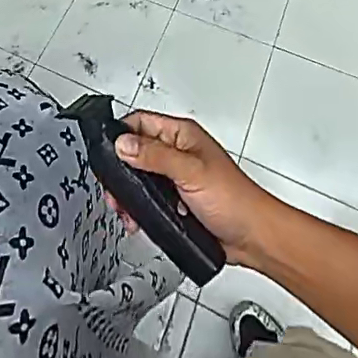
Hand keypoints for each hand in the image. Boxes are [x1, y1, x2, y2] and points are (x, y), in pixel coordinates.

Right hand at [115, 112, 286, 267]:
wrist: (250, 235)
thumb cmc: (234, 198)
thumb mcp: (190, 173)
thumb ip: (156, 157)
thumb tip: (124, 143)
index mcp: (183, 134)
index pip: (141, 122)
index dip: (120, 134)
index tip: (106, 156)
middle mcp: (178, 151)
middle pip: (135, 150)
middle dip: (121, 171)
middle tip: (115, 191)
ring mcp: (176, 175)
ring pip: (139, 177)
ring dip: (130, 194)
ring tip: (127, 209)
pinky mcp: (175, 198)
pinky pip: (148, 198)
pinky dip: (140, 208)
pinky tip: (140, 219)